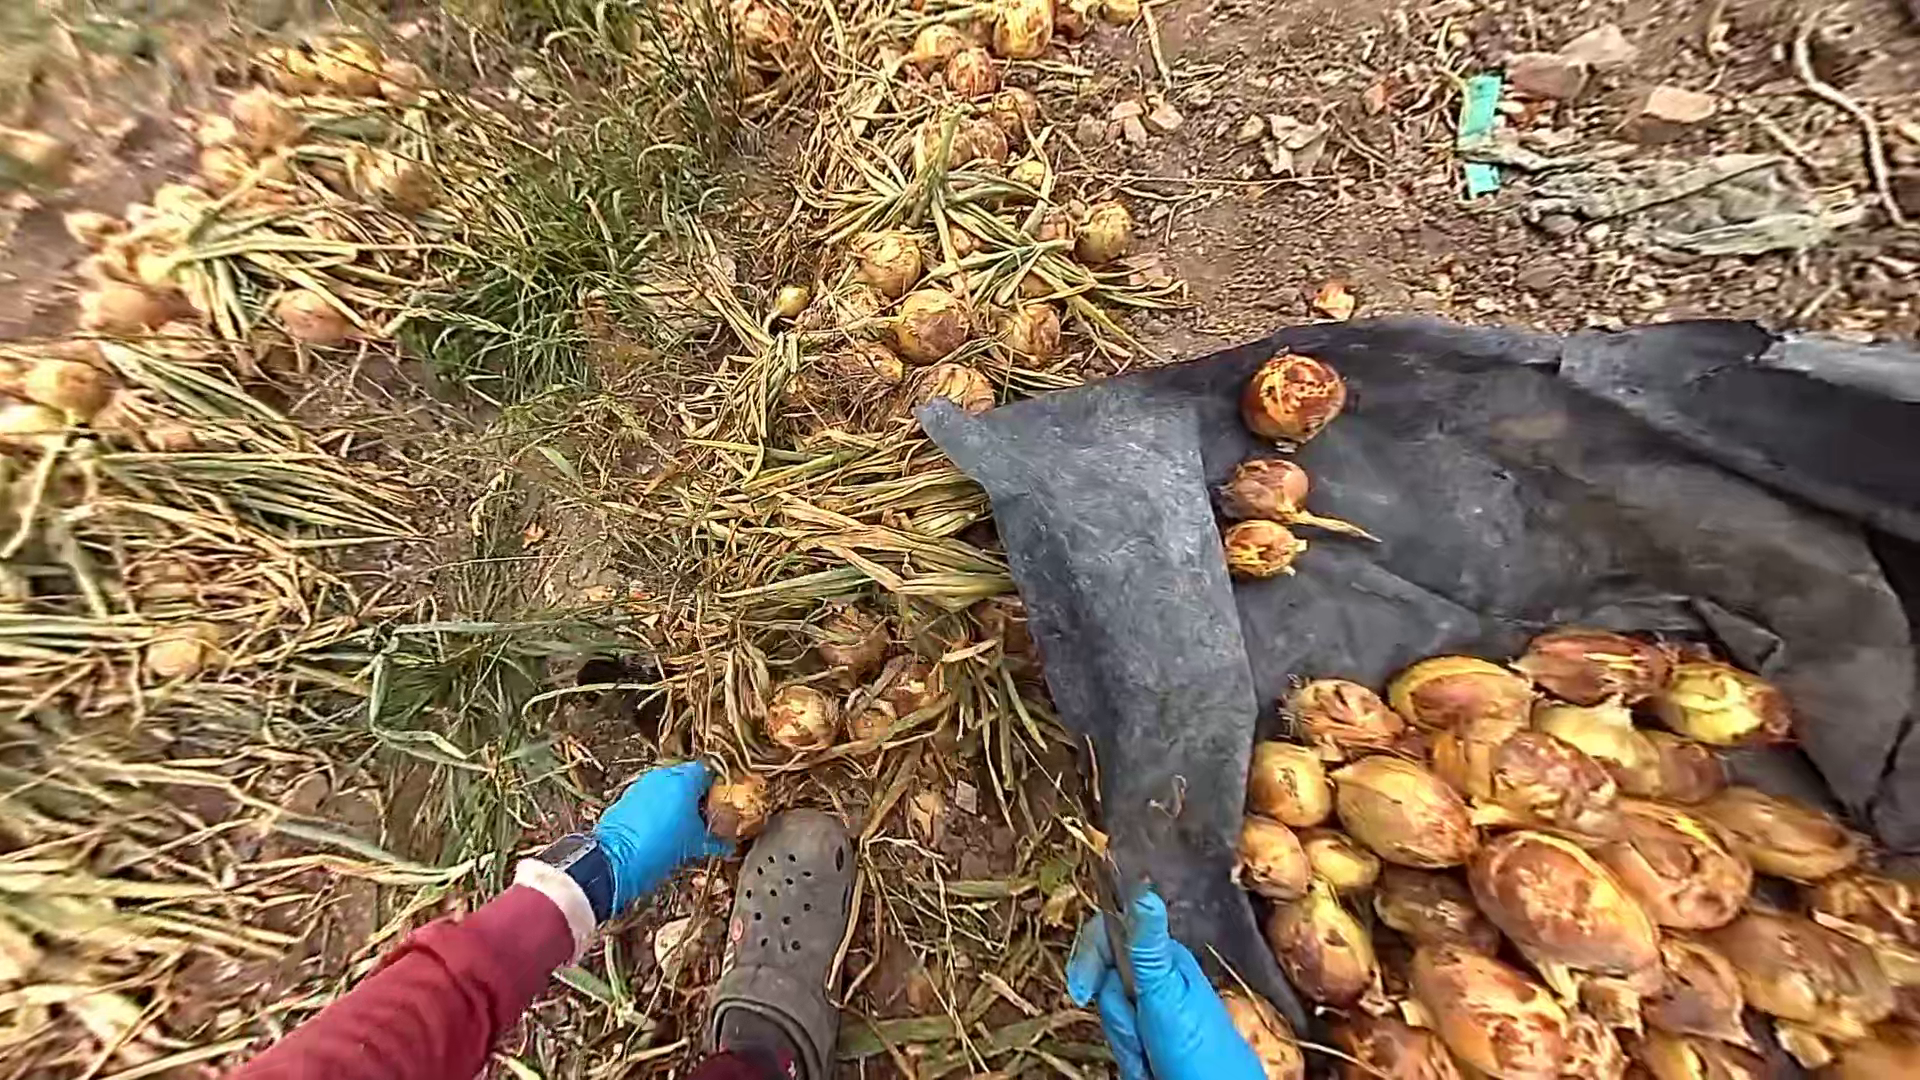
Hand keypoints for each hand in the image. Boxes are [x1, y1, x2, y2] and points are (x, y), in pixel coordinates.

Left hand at [593, 762, 733, 912]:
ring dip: (676, 803)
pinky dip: (657, 809)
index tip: (719, 806)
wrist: (610, 865)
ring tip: (681, 827)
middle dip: (696, 797)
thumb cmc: (656, 848)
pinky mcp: (626, 799)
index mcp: (685, 779)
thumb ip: (714, 837)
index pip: (710, 773)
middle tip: (702, 818)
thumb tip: (727, 842)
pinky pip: (649, 799)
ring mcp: (642, 785)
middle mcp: (664, 776)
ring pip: (668, 788)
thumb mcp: (693, 843)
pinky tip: (660, 831)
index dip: (716, 789)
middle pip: (688, 779)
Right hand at [1066, 888, 1264, 1079]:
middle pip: (1104, 978)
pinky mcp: (1149, 1044)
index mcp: (1161, 955)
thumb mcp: (1167, 990)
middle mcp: (1154, 978)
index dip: (1088, 956)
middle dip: (1115, 1013)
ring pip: (1110, 1013)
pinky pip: (1120, 1044)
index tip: (1080, 989)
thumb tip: (1141, 886)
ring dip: (1125, 1042)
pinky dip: (1131, 1062)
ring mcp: (1151, 1013)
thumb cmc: (1199, 1051)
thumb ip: (1147, 941)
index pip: (1106, 933)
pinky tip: (1151, 1070)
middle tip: (1141, 1038)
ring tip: (1152, 1061)